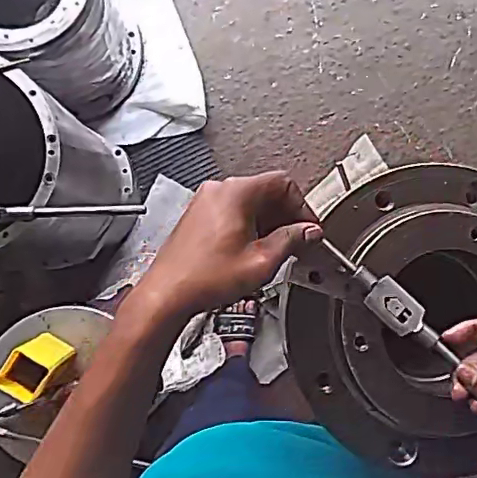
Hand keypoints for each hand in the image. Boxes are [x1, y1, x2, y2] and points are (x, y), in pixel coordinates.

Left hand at [128, 172, 320, 323]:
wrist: (168, 293)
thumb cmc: (203, 278)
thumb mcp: (262, 261)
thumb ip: (292, 240)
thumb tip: (308, 232)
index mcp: (236, 192)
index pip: (283, 183)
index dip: (302, 207)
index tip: (309, 228)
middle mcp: (219, 190)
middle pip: (266, 191)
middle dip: (287, 216)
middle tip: (298, 240)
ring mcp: (206, 202)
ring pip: (250, 203)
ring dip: (269, 223)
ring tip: (277, 250)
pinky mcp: (199, 217)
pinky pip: (233, 212)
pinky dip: (250, 226)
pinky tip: (253, 251)